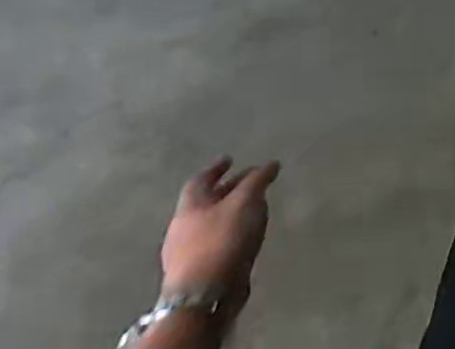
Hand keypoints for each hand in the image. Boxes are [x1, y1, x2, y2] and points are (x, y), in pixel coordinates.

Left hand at [160, 157, 279, 307]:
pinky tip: (247, 233)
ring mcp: (186, 252)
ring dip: (231, 210)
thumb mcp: (246, 200)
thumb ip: (258, 179)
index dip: (215, 167)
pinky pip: (215, 241)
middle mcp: (183, 227)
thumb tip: (271, 163)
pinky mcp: (198, 270)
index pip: (199, 180)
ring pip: (211, 222)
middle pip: (206, 201)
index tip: (230, 158)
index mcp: (190, 207)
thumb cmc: (223, 238)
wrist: (204, 295)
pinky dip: (231, 231)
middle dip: (228, 188)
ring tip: (254, 205)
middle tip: (250, 179)